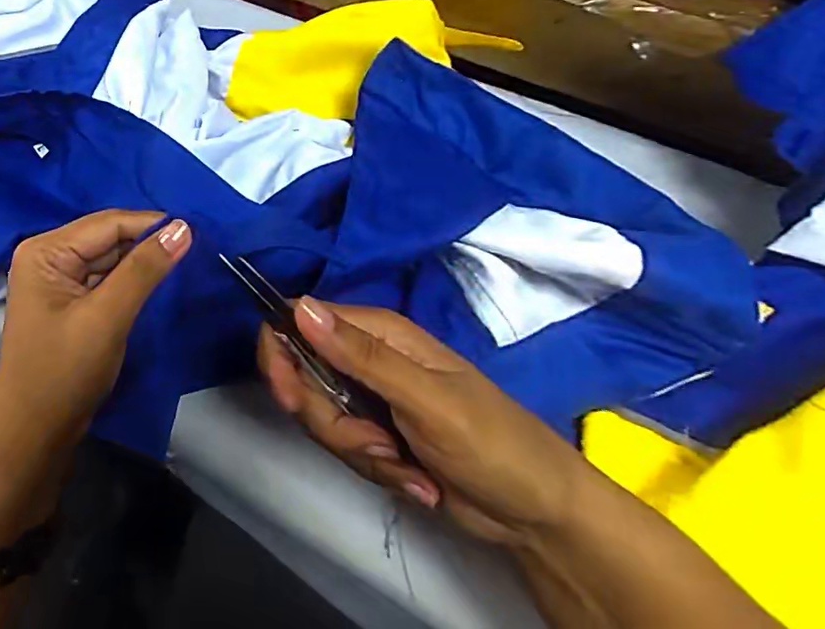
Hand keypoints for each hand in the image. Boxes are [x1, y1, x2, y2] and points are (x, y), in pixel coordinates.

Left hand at [0, 211, 189, 550]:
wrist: (34, 435)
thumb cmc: (64, 374)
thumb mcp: (107, 317)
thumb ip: (144, 270)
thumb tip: (182, 227)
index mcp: (44, 251)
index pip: (106, 223)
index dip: (151, 224)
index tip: (197, 230)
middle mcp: (45, 256)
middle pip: (106, 237)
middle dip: (147, 241)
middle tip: (196, 247)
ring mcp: (54, 279)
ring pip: (107, 258)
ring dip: (141, 261)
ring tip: (186, 259)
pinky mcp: (66, 301)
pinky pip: (103, 278)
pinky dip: (129, 280)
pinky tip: (157, 281)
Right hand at [258, 300, 590, 549]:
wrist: (543, 516)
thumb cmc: (495, 444)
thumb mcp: (426, 399)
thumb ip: (361, 355)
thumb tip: (300, 307)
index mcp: (376, 332)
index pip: (297, 322)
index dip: (280, 354)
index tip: (290, 397)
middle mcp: (365, 356)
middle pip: (302, 376)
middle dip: (329, 421)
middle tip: (375, 444)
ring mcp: (368, 396)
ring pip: (320, 417)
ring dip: (358, 451)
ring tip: (408, 467)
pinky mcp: (375, 433)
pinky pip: (343, 446)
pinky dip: (376, 469)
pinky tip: (418, 481)